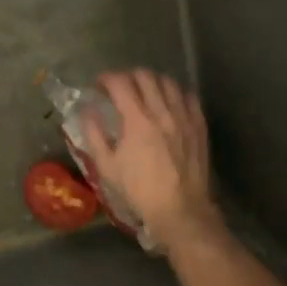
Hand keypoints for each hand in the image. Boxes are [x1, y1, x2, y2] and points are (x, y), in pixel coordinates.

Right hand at [84, 70, 223, 252]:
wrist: (180, 209)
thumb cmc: (139, 190)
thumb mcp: (106, 166)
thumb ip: (94, 133)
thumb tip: (87, 109)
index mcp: (137, 121)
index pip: (120, 83)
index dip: (106, 78)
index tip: (99, 85)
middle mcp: (162, 112)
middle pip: (145, 76)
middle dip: (128, 77)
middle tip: (119, 88)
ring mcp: (184, 117)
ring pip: (168, 82)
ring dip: (152, 81)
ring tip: (144, 92)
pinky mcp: (199, 126)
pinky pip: (188, 97)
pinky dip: (175, 93)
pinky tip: (168, 102)